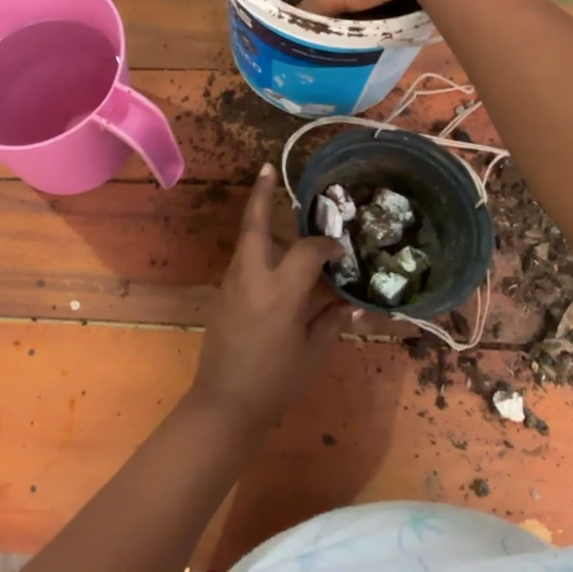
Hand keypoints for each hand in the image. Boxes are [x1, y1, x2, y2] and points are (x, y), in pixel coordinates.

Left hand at [188, 164, 357, 430]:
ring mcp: (231, 283)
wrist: (225, 403)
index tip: (341, 253)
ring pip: (246, 241)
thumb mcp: (313, 353)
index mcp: (280, 290)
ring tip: (276, 207)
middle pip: (254, 224)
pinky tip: (272, 257)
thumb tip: (350, 302)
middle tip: (268, 169)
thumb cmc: (276, 381)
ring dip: (259, 221)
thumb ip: (331, 320)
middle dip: (260, 194)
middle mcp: (252, 277)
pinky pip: (242, 261)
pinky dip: (257, 249)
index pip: (306, 250)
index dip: (326, 246)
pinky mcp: (221, 294)